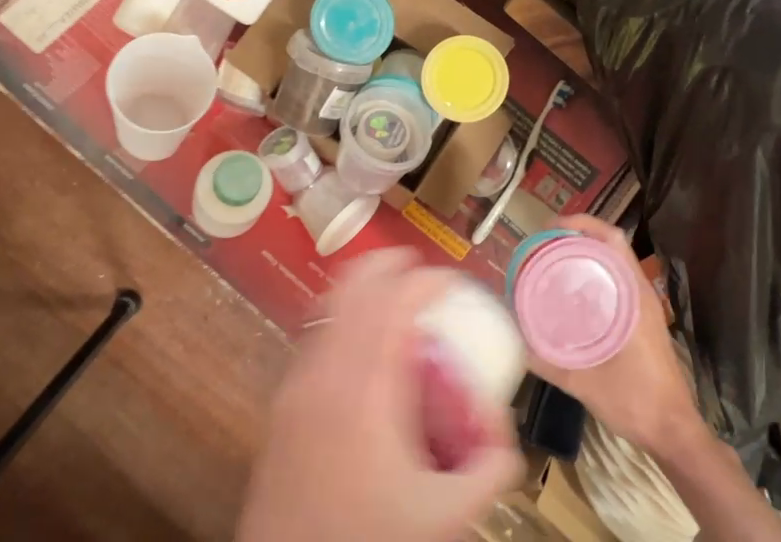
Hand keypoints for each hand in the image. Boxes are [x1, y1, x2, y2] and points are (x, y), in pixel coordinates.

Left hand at [236, 249, 524, 541]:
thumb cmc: (368, 540)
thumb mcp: (446, 515)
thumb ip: (487, 467)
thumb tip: (501, 432)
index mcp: (366, 390)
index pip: (395, 301)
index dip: (428, 279)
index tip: (452, 281)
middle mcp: (323, 374)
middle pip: (352, 286)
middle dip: (390, 267)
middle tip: (420, 273)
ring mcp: (294, 387)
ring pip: (328, 308)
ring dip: (364, 295)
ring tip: (396, 308)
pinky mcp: (279, 406)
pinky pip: (315, 340)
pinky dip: (342, 325)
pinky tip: (364, 354)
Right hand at [523, 215, 704, 457]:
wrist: (672, 431)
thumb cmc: (635, 401)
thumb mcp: (582, 384)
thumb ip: (545, 363)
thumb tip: (510, 340)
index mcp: (633, 297)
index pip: (612, 240)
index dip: (581, 224)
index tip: (548, 228)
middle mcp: (640, 293)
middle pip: (610, 245)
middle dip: (576, 236)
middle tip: (541, 244)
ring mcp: (644, 306)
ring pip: (614, 264)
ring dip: (586, 255)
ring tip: (550, 261)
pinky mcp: (642, 320)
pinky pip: (615, 283)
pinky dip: (593, 276)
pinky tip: (568, 293)